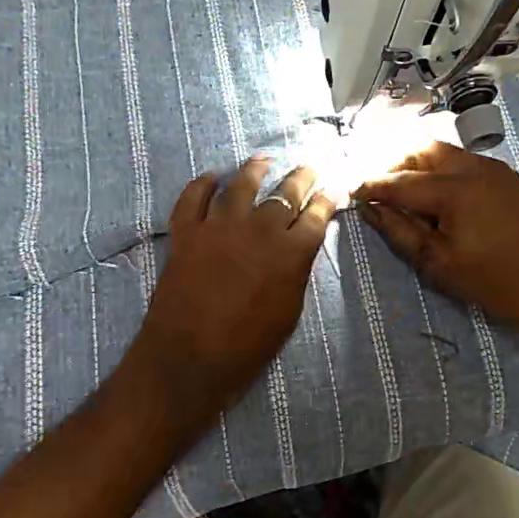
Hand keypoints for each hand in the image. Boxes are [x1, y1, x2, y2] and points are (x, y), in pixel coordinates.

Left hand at [125, 156, 336, 423]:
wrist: (189, 359)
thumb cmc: (247, 347)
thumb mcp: (288, 312)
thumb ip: (295, 272)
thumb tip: (297, 247)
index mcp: (290, 253)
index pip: (315, 216)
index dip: (326, 200)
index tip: (332, 188)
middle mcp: (258, 230)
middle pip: (284, 194)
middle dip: (301, 177)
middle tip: (309, 166)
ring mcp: (219, 227)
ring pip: (240, 185)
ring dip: (254, 169)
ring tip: (263, 158)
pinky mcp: (186, 232)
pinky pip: (193, 198)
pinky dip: (202, 184)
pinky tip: (211, 177)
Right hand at [352, 142, 518, 341]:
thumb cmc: (492, 281)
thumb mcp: (437, 263)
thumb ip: (399, 230)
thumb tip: (370, 209)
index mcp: (454, 189)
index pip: (400, 181)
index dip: (372, 185)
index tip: (352, 192)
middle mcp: (473, 168)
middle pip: (421, 152)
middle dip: (394, 165)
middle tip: (377, 188)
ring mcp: (493, 168)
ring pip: (443, 151)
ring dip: (417, 163)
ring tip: (402, 187)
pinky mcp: (506, 177)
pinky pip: (463, 160)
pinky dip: (440, 167)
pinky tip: (435, 190)